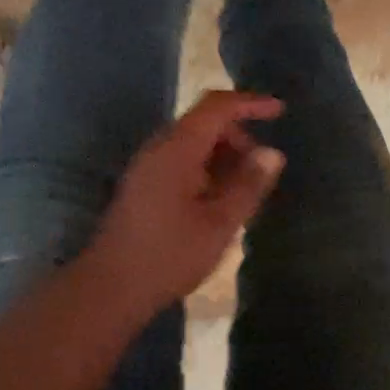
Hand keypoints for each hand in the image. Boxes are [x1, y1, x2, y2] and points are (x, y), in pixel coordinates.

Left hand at [83, 91, 286, 311]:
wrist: (110, 287)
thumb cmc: (169, 255)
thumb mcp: (219, 223)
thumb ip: (248, 185)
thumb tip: (272, 153)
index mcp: (177, 147)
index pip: (216, 106)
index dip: (249, 103)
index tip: (279, 111)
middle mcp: (159, 147)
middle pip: (204, 124)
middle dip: (238, 137)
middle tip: (262, 171)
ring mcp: (147, 166)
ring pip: (192, 144)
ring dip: (223, 157)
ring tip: (244, 193)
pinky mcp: (143, 185)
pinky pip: (180, 162)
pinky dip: (206, 171)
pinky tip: (219, 204)